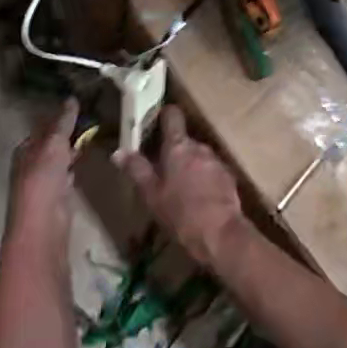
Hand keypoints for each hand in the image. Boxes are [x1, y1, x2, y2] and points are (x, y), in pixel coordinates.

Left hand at [5, 98, 78, 254]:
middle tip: (92, 115)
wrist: (43, 223)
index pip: (42, 127)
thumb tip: (71, 98)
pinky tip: (88, 157)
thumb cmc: (43, 179)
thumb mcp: (54, 145)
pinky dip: (76, 163)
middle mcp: (32, 163)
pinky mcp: (58, 193)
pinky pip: (68, 171)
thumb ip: (63, 123)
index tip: (80, 103)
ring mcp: (44, 180)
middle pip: (51, 142)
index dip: (59, 116)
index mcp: (25, 150)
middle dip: (68, 131)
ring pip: (61, 156)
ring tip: (94, 131)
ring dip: (73, 146)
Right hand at [114, 105, 247, 266]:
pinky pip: (210, 170)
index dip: (164, 114)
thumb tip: (118, 151)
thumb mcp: (152, 195)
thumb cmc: (180, 213)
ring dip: (188, 165)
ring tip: (178, 188)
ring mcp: (216, 159)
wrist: (220, 232)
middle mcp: (199, 146)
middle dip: (173, 151)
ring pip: (197, 156)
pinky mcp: (228, 174)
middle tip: (160, 169)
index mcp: (179, 147)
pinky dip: (202, 177)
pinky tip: (197, 197)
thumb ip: (137, 170)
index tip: (155, 119)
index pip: (173, 116)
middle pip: (184, 140)